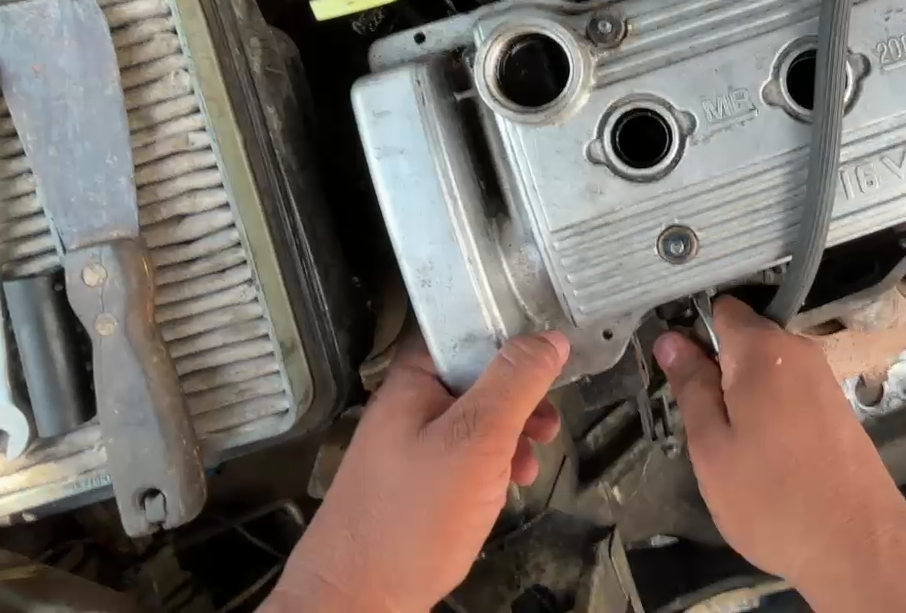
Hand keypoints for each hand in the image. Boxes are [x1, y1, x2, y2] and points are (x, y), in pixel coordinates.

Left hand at [261, 332, 569, 612]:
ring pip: (478, 414)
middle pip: (477, 371)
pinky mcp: (420, 481)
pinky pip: (468, 452)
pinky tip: (514, 481)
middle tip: (549, 412)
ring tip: (539, 452)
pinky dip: (497, 460)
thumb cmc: (414, 514)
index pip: (459, 323)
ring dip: (515, 428)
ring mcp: (413, 443)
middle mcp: (411, 402)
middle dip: (521, 389)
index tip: (544, 334)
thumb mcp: (477, 438)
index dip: (503, 321)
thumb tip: (550, 338)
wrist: (355, 609)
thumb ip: (516, 382)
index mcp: (414, 378)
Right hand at [653, 298, 905, 612]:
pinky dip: (771, 407)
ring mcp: (821, 374)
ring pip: (766, 365)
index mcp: (762, 348)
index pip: (720, 307)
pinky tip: (767, 452)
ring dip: (744, 392)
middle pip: (744, 336)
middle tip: (704, 420)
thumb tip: (670, 340)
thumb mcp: (712, 446)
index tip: (679, 369)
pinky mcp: (836, 402)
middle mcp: (796, 348)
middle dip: (719, 367)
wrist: (858, 543)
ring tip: (735, 444)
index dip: (694, 330)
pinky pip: (789, 387)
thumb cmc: (773, 496)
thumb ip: (690, 386)